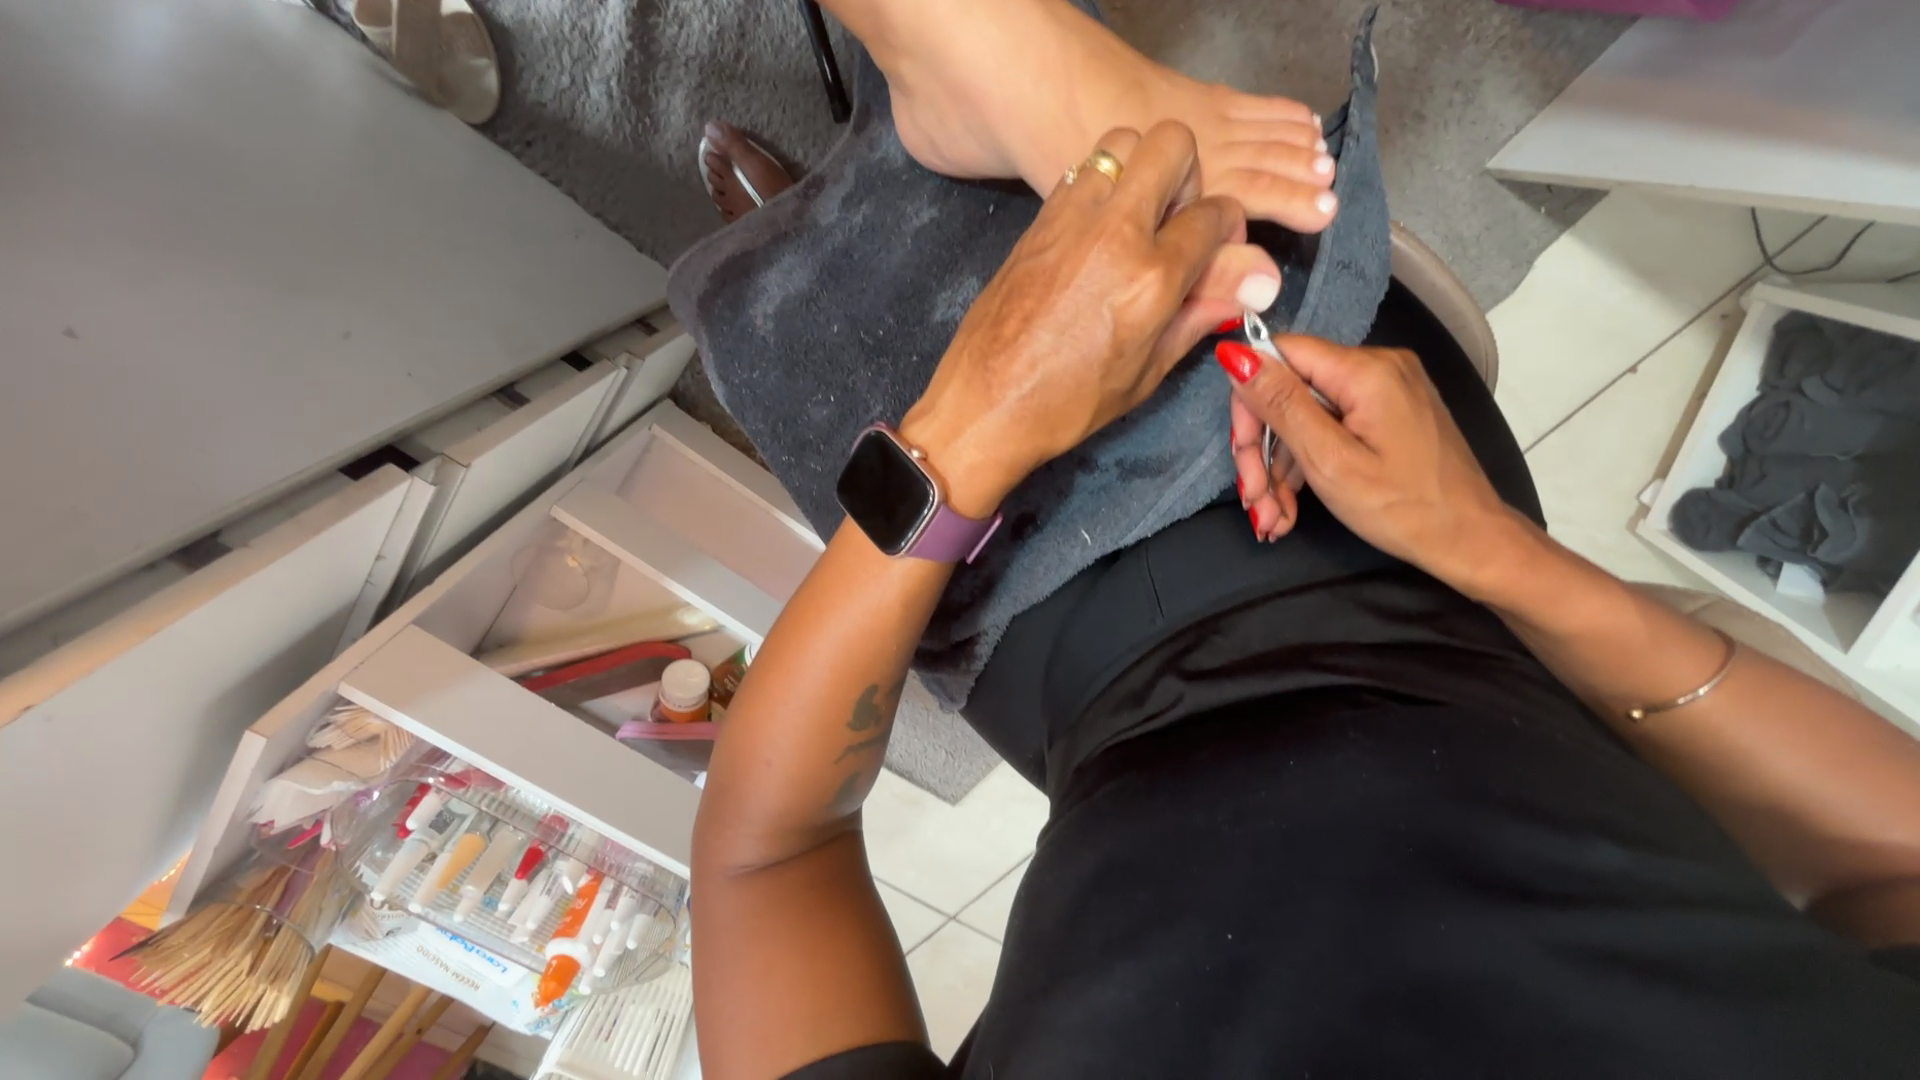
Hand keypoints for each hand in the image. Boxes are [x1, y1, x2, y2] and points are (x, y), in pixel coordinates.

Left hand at [901, 121, 1279, 515]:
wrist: (985, 405)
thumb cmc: (1065, 406)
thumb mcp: (1145, 374)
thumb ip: (1198, 315)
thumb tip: (1255, 281)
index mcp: (1151, 277)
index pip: (1216, 213)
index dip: (1228, 230)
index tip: (1218, 252)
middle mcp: (1114, 232)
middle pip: (1173, 144)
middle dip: (1187, 176)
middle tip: (1174, 223)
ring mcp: (1070, 219)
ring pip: (1122, 143)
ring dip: (1140, 169)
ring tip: (1134, 221)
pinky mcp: (1038, 222)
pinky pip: (1081, 171)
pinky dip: (1100, 185)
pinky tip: (1095, 233)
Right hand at [1214, 334, 1528, 592]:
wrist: (1470, 541)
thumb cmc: (1402, 507)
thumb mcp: (1330, 459)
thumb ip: (1282, 404)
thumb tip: (1233, 353)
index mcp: (1365, 370)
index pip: (1279, 355)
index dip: (1249, 400)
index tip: (1243, 452)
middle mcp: (1376, 367)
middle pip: (1289, 390)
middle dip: (1261, 448)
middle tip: (1254, 502)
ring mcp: (1383, 391)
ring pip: (1304, 416)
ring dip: (1279, 469)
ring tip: (1273, 519)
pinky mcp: (1386, 414)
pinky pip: (1328, 428)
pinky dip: (1306, 466)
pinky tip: (1291, 508)